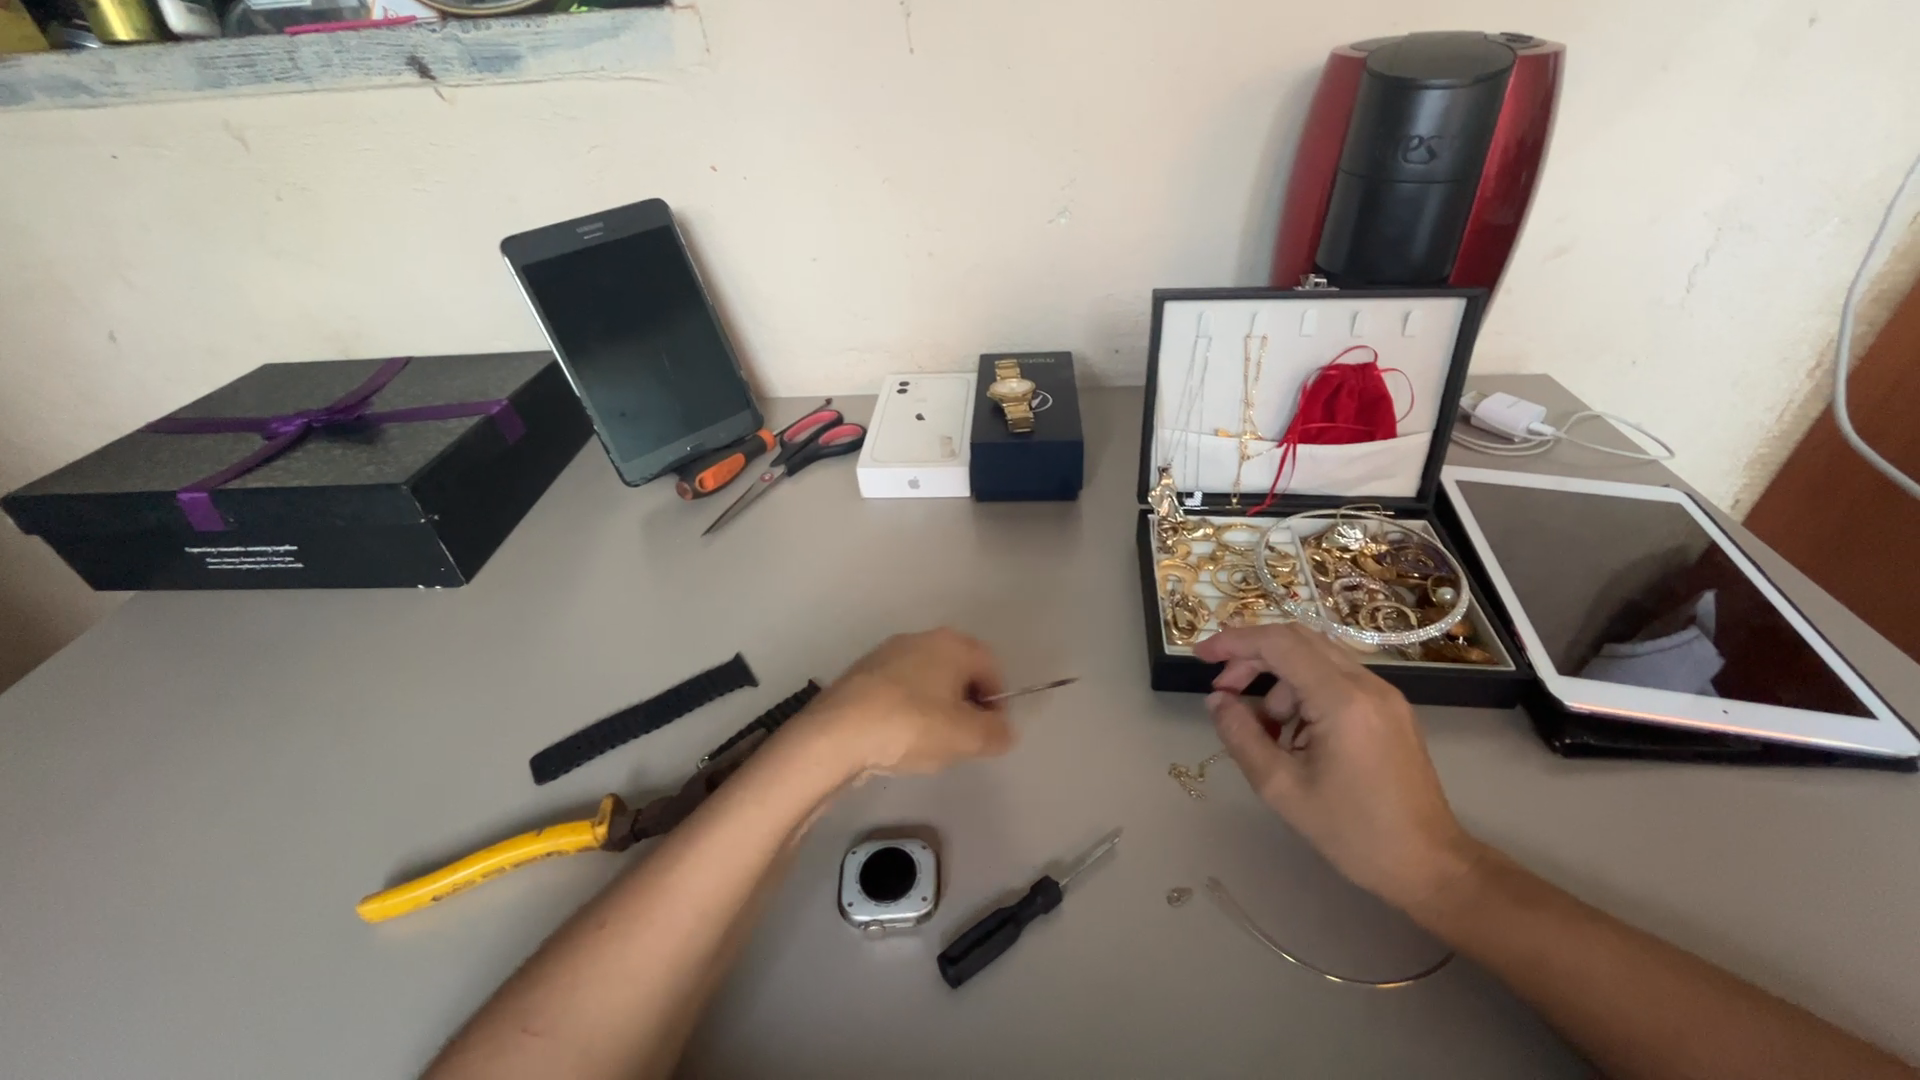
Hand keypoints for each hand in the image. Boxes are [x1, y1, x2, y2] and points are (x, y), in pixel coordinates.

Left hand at [799, 628, 1012, 777]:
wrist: (836, 733)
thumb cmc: (910, 726)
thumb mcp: (967, 738)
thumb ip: (996, 733)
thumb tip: (1002, 730)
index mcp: (952, 644)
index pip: (992, 668)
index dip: (997, 703)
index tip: (989, 733)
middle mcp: (920, 638)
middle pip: (958, 672)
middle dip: (965, 705)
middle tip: (961, 740)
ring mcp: (885, 654)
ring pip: (926, 682)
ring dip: (935, 709)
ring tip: (926, 744)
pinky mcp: (860, 675)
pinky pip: (897, 692)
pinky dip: (905, 712)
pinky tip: (895, 740)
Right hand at [1194, 624, 1480, 913]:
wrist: (1429, 865)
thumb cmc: (1352, 832)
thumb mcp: (1281, 787)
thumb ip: (1241, 736)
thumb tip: (1217, 701)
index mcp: (1342, 700)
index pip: (1279, 644)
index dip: (1233, 642)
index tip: (1200, 657)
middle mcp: (1367, 684)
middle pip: (1298, 640)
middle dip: (1252, 657)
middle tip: (1223, 691)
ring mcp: (1384, 695)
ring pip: (1317, 658)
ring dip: (1278, 679)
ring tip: (1264, 729)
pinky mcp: (1390, 709)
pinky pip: (1336, 679)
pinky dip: (1304, 692)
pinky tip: (1295, 734)